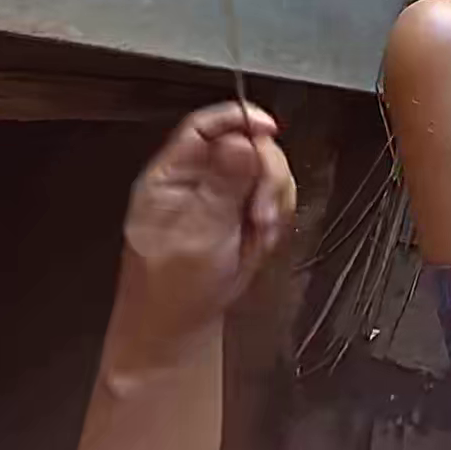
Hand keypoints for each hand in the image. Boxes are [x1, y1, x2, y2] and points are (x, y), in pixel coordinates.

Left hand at [107, 102, 296, 366]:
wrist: (181, 330)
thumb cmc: (171, 291)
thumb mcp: (196, 236)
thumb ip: (221, 188)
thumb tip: (241, 142)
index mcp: (173, 175)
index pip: (206, 125)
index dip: (239, 119)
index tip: (269, 129)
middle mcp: (201, 174)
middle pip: (249, 142)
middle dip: (266, 174)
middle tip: (262, 209)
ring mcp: (225, 188)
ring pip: (269, 165)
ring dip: (275, 197)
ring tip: (259, 232)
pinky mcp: (247, 202)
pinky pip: (279, 189)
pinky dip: (279, 211)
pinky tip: (262, 237)